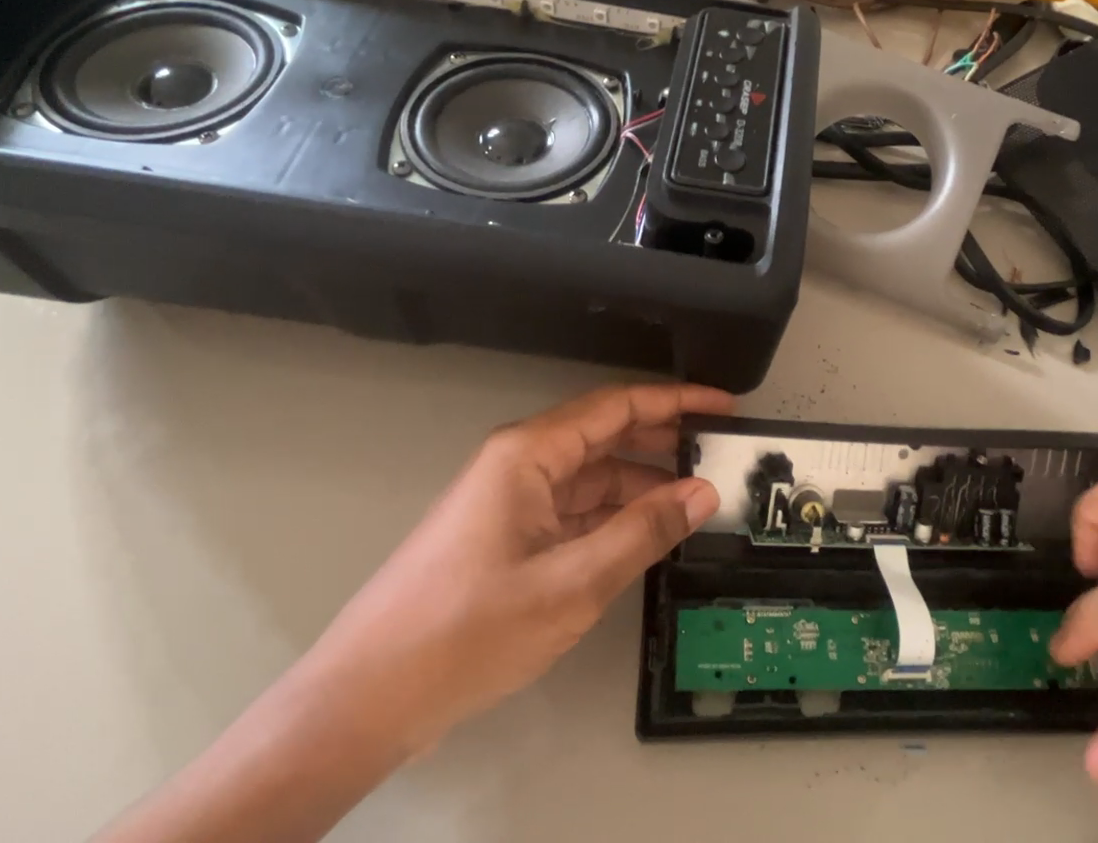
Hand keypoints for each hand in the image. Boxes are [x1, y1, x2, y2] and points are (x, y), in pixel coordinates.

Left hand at [301, 383, 730, 752]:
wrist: (372, 694)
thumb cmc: (469, 629)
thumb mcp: (572, 582)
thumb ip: (643, 531)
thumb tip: (703, 491)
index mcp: (528, 454)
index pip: (615, 406)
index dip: (675, 401)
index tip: (725, 407)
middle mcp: (519, 466)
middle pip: (604, 437)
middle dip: (663, 444)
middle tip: (721, 457)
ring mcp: (511, 504)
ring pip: (591, 479)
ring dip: (642, 487)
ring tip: (698, 503)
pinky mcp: (507, 541)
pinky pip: (573, 513)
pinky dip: (614, 519)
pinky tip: (649, 538)